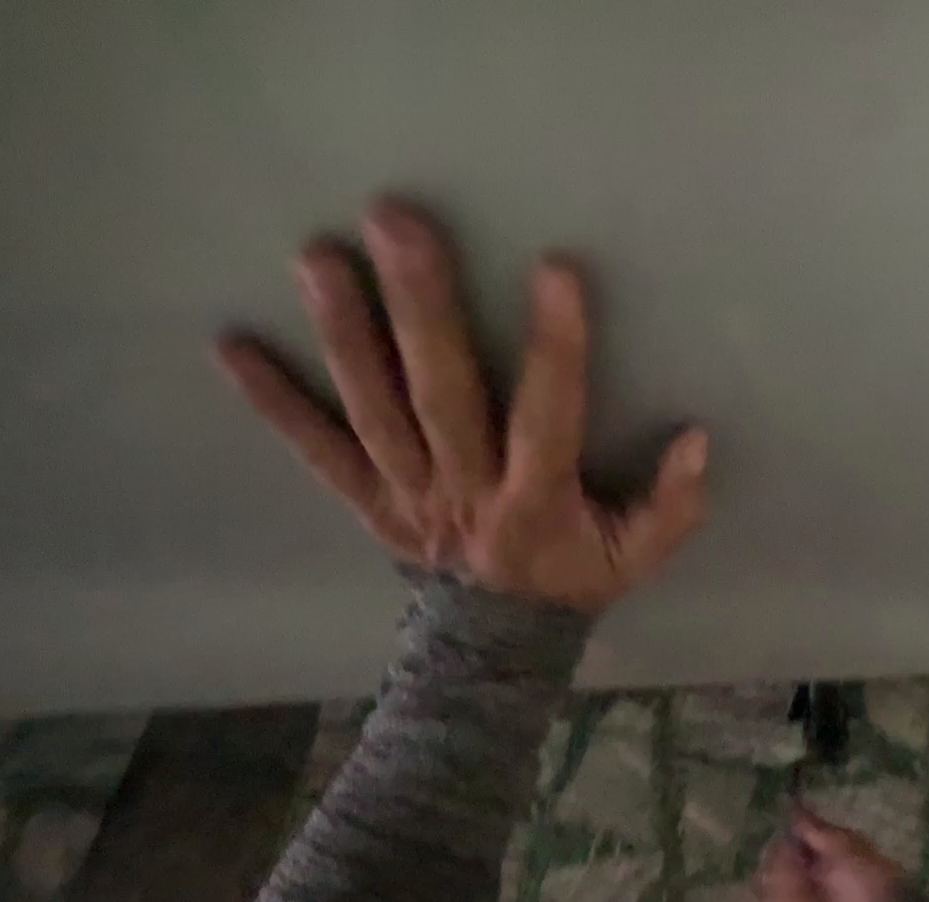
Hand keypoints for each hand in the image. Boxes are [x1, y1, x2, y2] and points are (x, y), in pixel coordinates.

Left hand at [217, 197, 709, 612]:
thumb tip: (697, 439)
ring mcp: (407, 494)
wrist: (494, 651)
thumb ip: (673, 505)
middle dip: (422, 311)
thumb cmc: (571, 585)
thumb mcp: (638, 558)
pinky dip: (277, 407)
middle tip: (396, 224)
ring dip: (346, 337)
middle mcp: (464, 489)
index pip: (550, 414)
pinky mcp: (369, 502)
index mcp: (536, 500)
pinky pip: (320, 455)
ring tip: (319, 259)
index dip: (556, 347)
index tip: (555, 271)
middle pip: (442, 396)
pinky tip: (232, 349)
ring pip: (375, 413)